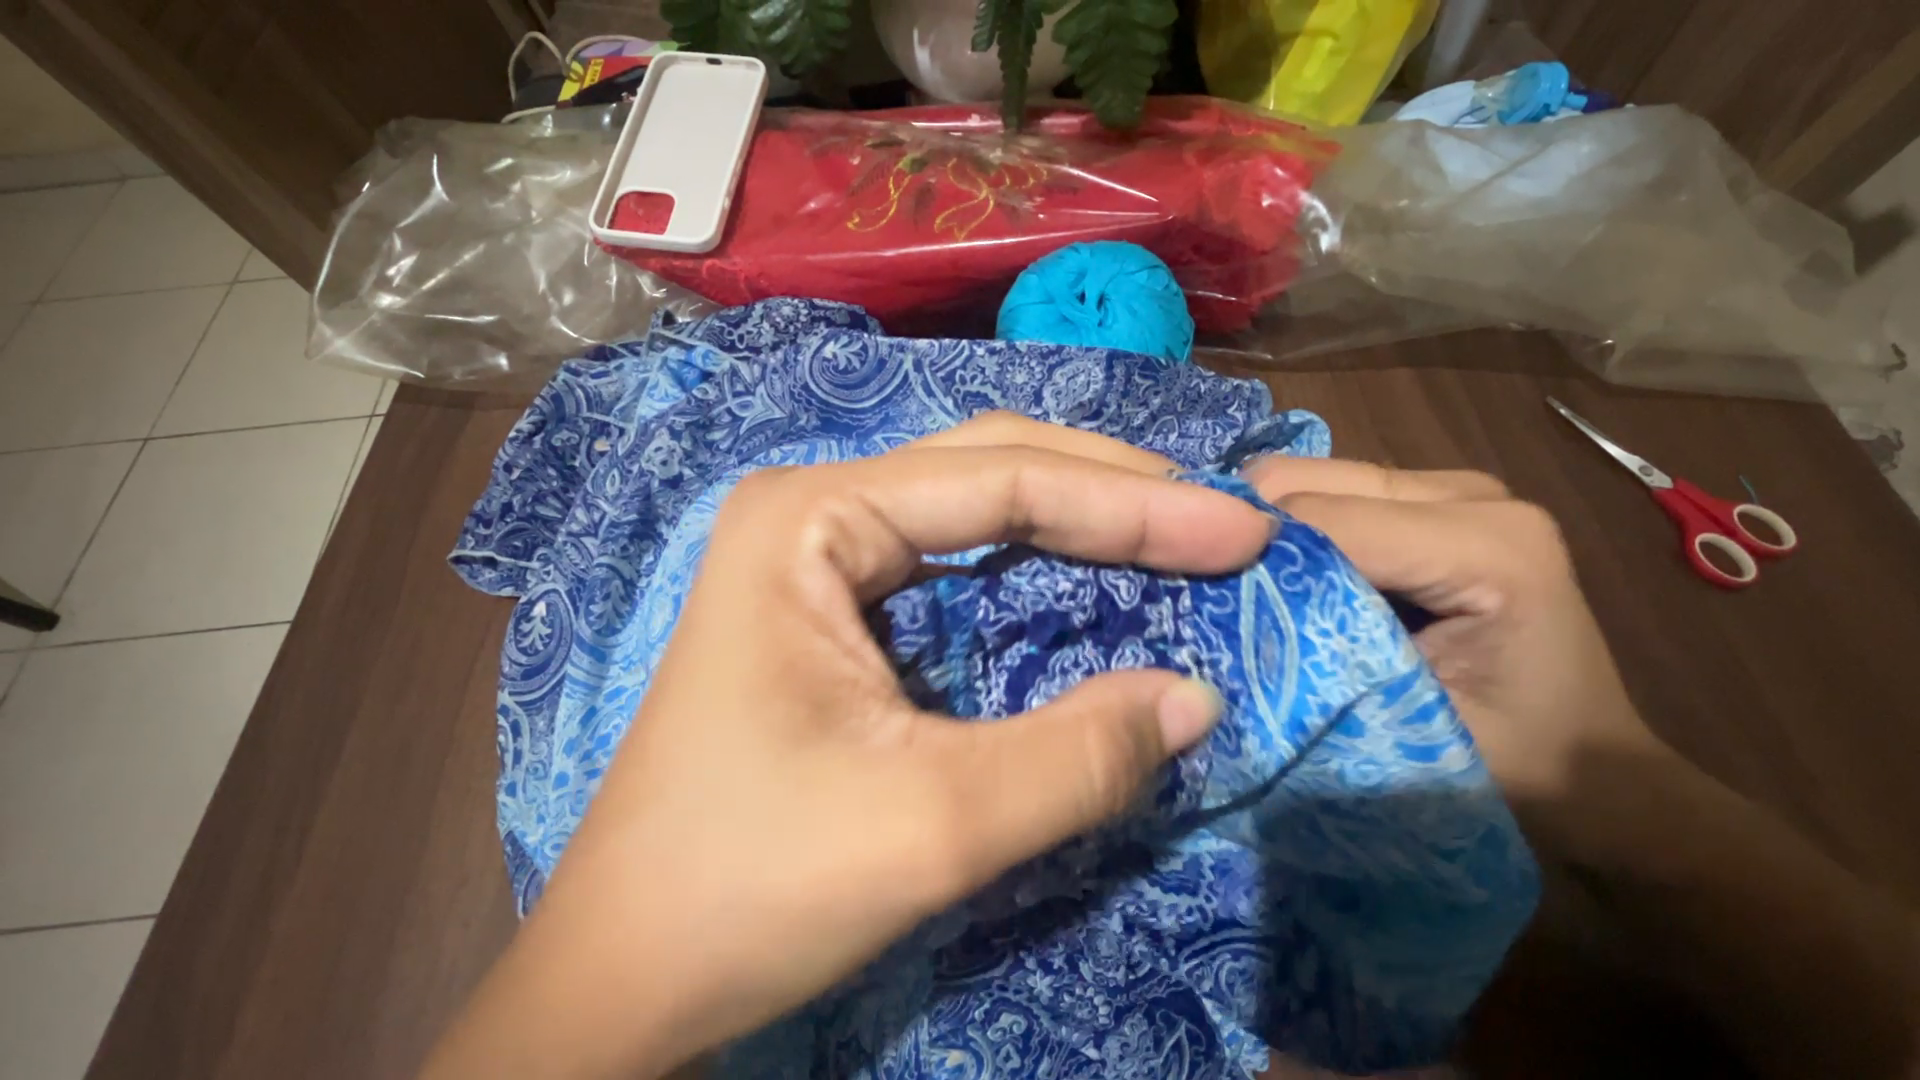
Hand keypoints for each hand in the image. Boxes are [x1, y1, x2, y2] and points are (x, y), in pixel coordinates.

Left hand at [421, 415, 1269, 1079]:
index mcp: (810, 518)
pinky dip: (1036, 571)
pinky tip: (1092, 581)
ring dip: (1079, 522)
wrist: (628, 969)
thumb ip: (1080, 757)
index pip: (1001, 480)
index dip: (1134, 505)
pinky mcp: (829, 611)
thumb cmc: (752, 884)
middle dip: (1111, 494)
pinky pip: (952, 566)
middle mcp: (810, 511)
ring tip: (1179, 538)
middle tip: (1221, 526)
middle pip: (988, 469)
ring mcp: (815, 557)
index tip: (1242, 531)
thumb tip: (1200, 698)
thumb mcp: (933, 825)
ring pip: (974, 511)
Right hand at [1242, 457, 1683, 863]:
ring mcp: (1451, 488)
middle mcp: (1471, 493)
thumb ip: (1320, 659)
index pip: (1319, 519)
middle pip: (1306, 480)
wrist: (1590, 770)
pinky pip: (1330, 492)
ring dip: (1263, 529)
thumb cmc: (1513, 768)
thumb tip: (1213, 614)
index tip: (1198, 611)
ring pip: (1308, 476)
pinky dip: (1290, 529)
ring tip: (1238, 587)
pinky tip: (1280, 574)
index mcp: (1486, 545)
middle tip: (1204, 595)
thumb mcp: (1407, 727)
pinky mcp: (1432, 499)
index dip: (1247, 560)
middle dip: (1245, 534)